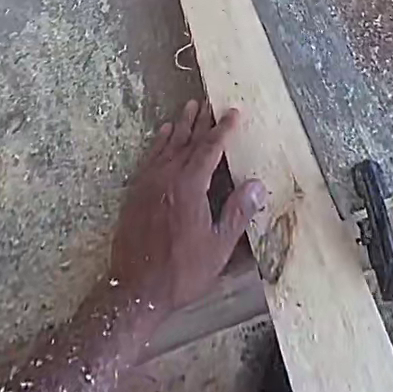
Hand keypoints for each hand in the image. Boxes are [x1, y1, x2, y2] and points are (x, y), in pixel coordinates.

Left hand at [107, 101, 265, 318]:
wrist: (135, 289)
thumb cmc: (182, 271)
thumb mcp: (218, 247)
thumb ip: (237, 213)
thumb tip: (257, 184)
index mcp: (190, 187)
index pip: (210, 149)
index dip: (223, 130)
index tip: (234, 113)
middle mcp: (168, 177)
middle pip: (188, 141)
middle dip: (202, 121)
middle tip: (210, 102)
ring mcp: (149, 182)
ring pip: (169, 144)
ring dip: (181, 125)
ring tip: (190, 106)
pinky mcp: (136, 190)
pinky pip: (151, 156)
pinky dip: (160, 141)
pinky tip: (164, 132)